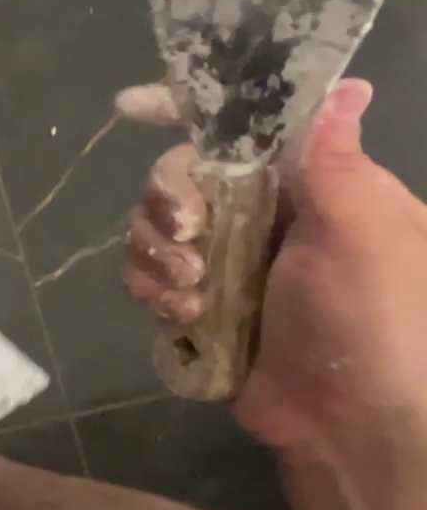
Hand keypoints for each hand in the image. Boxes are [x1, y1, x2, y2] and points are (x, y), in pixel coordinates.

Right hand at [120, 79, 426, 455]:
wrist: (353, 420)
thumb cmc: (379, 320)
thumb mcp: (366, 236)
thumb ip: (335, 166)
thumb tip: (343, 89)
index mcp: (308, 188)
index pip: (242, 132)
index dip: (186, 113)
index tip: (131, 109)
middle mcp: (262, 215)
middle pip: (177, 178)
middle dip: (166, 202)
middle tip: (186, 232)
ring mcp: (224, 258)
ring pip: (151, 227)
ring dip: (155, 255)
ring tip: (190, 291)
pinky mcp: (195, 298)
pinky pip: (143, 274)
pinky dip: (150, 289)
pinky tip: (181, 313)